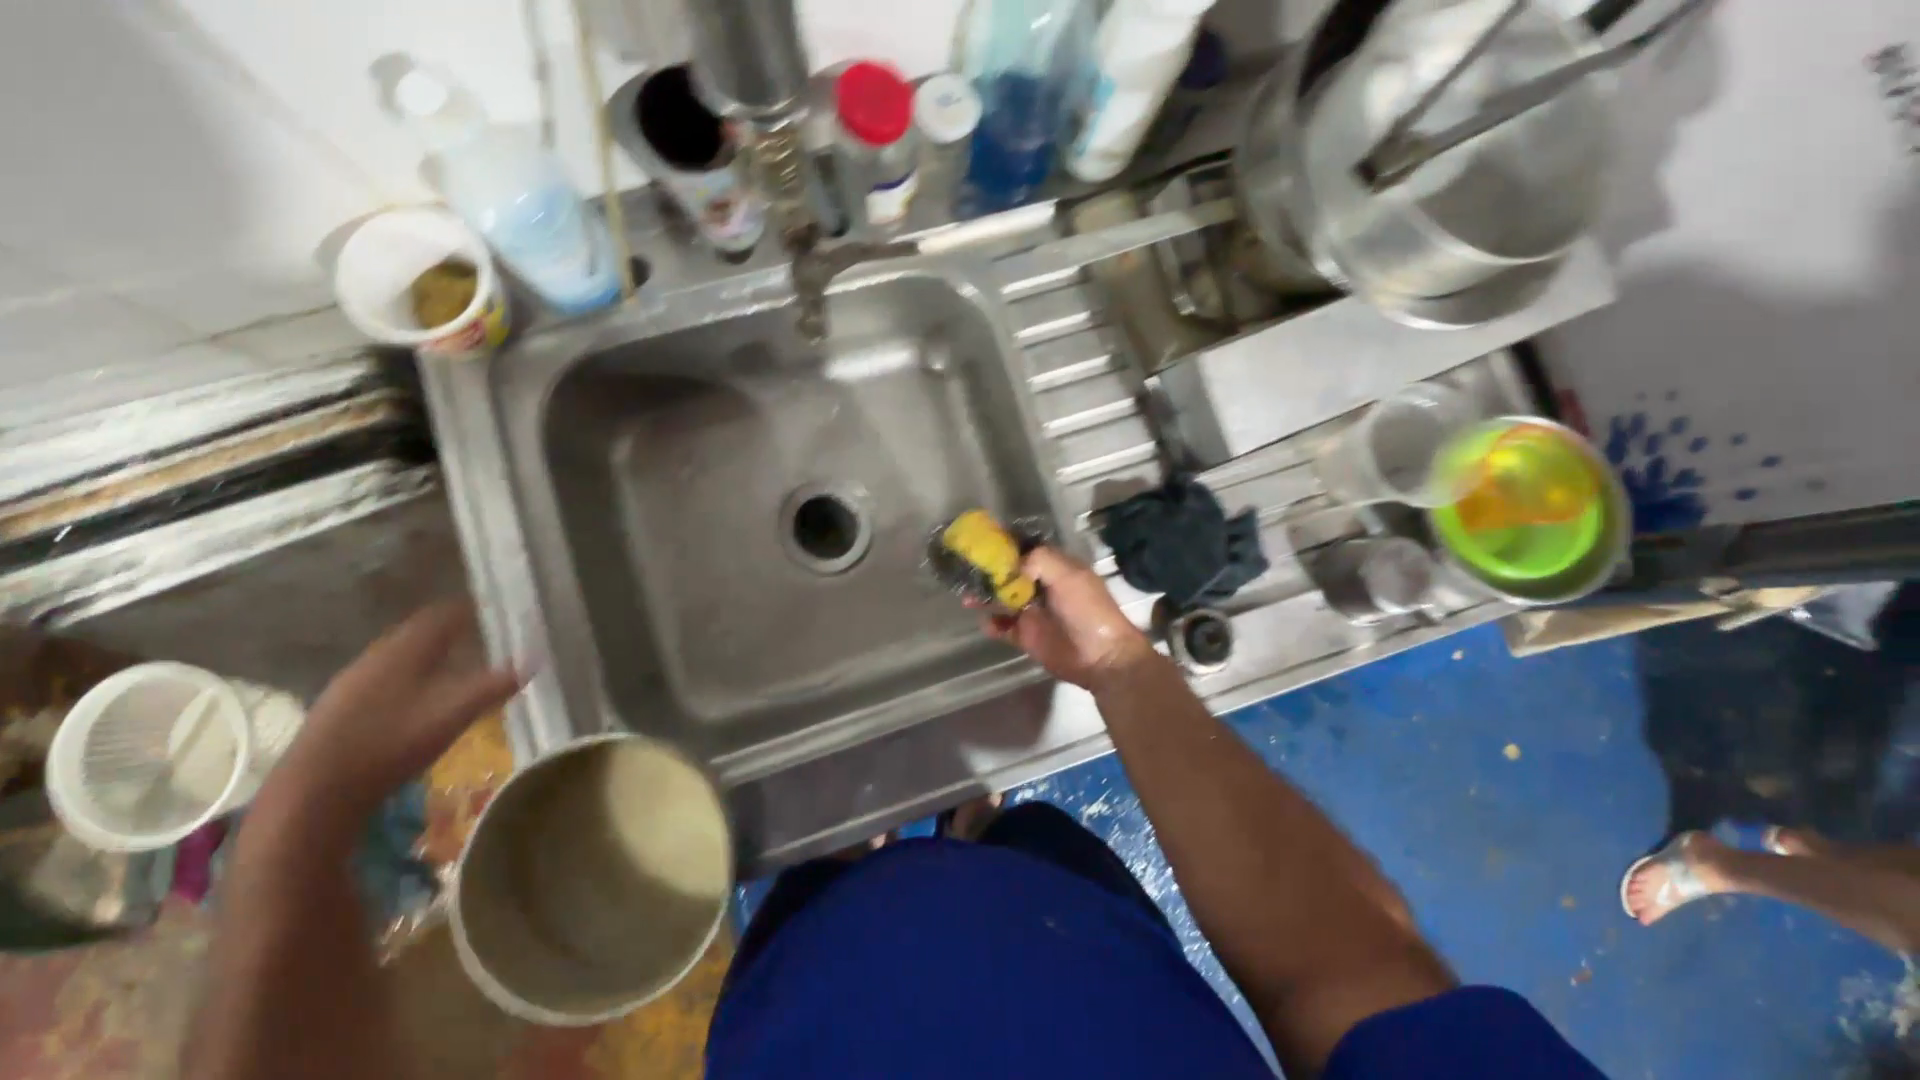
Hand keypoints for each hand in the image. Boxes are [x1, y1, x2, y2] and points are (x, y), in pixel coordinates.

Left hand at [271, 601, 520, 818]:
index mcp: (403, 649)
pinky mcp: (337, 710)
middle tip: (477, 638)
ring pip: (397, 659)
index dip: (467, 609)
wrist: (315, 792)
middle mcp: (374, 657)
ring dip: (425, 659)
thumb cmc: (391, 744)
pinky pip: (381, 681)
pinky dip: (406, 682)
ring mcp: (350, 683)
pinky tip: (414, 705)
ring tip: (451, 670)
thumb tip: (535, 659)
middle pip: (416, 634)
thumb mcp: (453, 714)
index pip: (440, 615)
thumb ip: (494, 685)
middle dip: (448, 634)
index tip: (492, 609)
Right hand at [981, 547, 1156, 689]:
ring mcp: (1033, 612)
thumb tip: (1012, 565)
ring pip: (1001, 599)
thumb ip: (1039, 561)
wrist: (1101, 657)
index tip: (981, 542)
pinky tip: (985, 621)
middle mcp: (1041, 586)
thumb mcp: (1068, 576)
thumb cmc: (1088, 610)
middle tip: (965, 569)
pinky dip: (992, 623)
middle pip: (1008, 574)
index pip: (1025, 550)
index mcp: (1056, 568)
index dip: (1004, 546)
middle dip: (988, 571)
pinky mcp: (1026, 636)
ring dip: (984, 596)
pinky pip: (1003, 627)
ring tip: (967, 596)